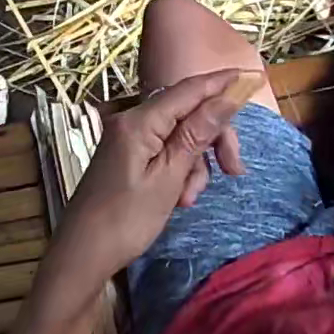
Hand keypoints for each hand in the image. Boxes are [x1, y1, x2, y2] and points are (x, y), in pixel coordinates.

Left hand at [40, 70, 260, 308]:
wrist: (81, 256)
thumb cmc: (126, 220)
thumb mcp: (169, 177)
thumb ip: (197, 134)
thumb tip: (228, 97)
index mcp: (139, 121)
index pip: (189, 89)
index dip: (222, 82)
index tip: (252, 78)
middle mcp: (132, 121)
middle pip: (189, 113)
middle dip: (214, 139)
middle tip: (234, 170)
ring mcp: (129, 138)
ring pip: (181, 136)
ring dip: (196, 164)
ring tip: (190, 198)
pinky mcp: (129, 155)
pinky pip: (166, 150)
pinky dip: (180, 170)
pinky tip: (179, 198)